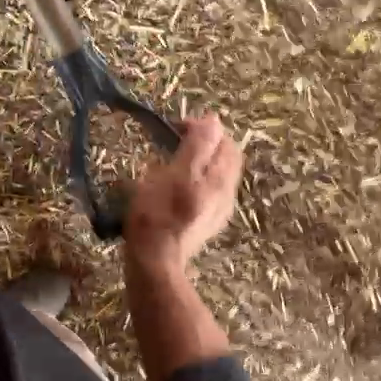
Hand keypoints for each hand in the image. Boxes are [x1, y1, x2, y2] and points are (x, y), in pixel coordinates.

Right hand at [125, 116, 243, 269]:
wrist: (154, 260)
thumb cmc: (158, 213)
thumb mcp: (175, 174)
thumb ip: (197, 147)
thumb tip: (214, 121)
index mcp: (220, 180)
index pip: (225, 143)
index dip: (203, 128)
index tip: (175, 127)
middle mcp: (225, 194)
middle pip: (224, 158)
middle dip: (203, 142)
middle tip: (173, 139)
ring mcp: (217, 211)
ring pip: (215, 175)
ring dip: (198, 160)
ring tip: (171, 159)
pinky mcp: (205, 222)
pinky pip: (207, 191)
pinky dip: (194, 178)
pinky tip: (175, 184)